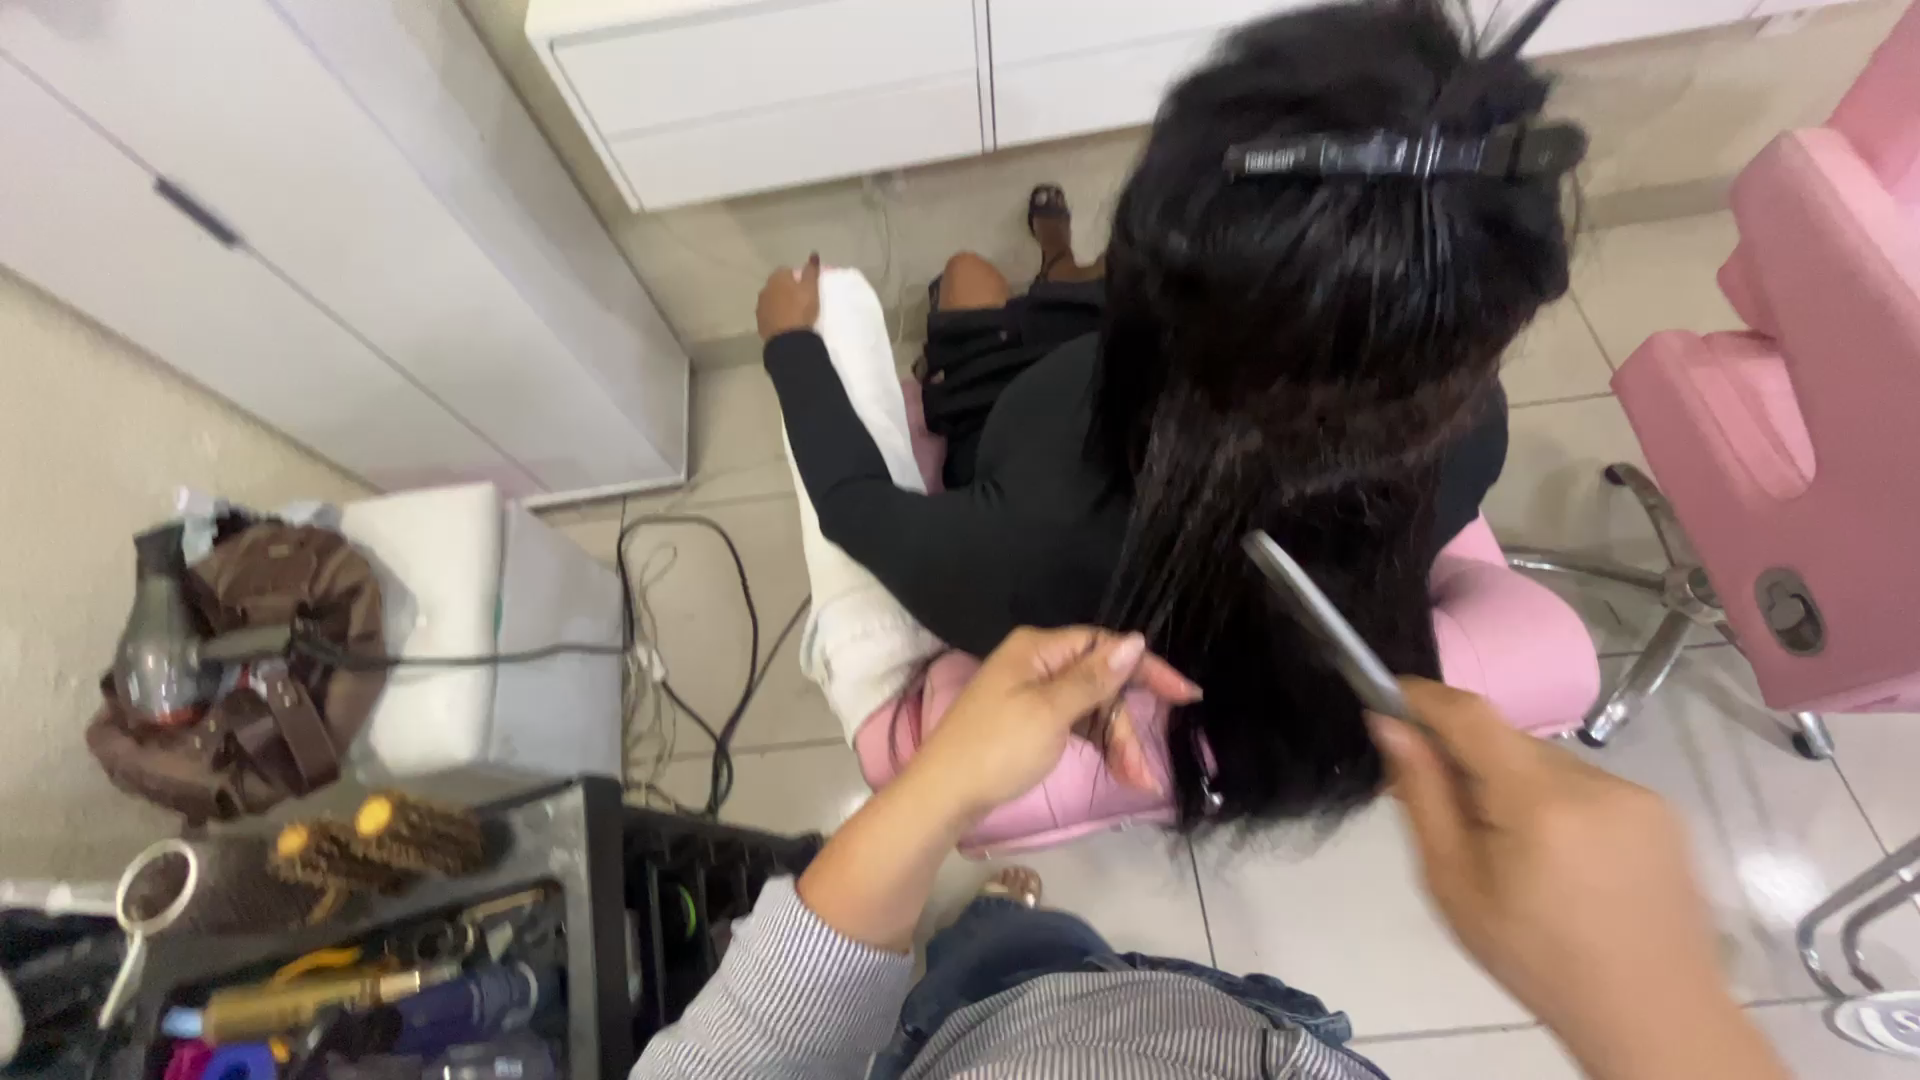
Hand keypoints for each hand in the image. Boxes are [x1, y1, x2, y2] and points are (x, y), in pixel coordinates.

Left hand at [757, 255, 820, 339]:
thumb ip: (811, 271)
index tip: (806, 289)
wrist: (788, 338)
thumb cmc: (802, 309)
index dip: (797, 279)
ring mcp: (760, 306)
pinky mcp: (760, 322)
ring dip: (780, 303)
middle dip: (786, 290)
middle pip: (777, 285)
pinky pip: (769, 315)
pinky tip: (785, 324)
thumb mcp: (811, 288)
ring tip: (793, 314)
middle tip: (800, 301)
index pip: (787, 271)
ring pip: (772, 300)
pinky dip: (776, 317)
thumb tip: (813, 253)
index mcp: (777, 277)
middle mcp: (765, 288)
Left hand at [907, 627, 1200, 819]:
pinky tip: (1119, 774)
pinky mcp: (1031, 722)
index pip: (1103, 646)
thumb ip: (1094, 678)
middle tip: (1145, 768)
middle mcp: (1037, 664)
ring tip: (1136, 782)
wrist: (943, 794)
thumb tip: (1135, 639)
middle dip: (1126, 724)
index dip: (1145, 668)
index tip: (1186, 695)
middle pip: (1100, 681)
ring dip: (1116, 743)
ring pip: (1092, 708)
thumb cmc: (997, 748)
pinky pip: (1076, 725)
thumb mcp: (1050, 712)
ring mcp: (1032, 693)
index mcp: (1038, 649)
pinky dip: (1097, 747)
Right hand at [1372, 680, 1783, 1079]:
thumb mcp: (1452, 879)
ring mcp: (1637, 795)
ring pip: (1538, 758)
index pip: (1471, 714)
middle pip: (1503, 737)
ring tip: (1494, 835)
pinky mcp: (1660, 811)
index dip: (1423, 696)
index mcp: (1541, 803)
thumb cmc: (1534, 957)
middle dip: (1459, 752)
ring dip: (1502, 776)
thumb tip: (1389, 724)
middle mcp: (1596, 783)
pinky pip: (1577, 779)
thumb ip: (1421, 793)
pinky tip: (1546, 848)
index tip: (1385, 698)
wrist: (1658, 1023)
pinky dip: (1543, 794)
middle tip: (1427, 793)